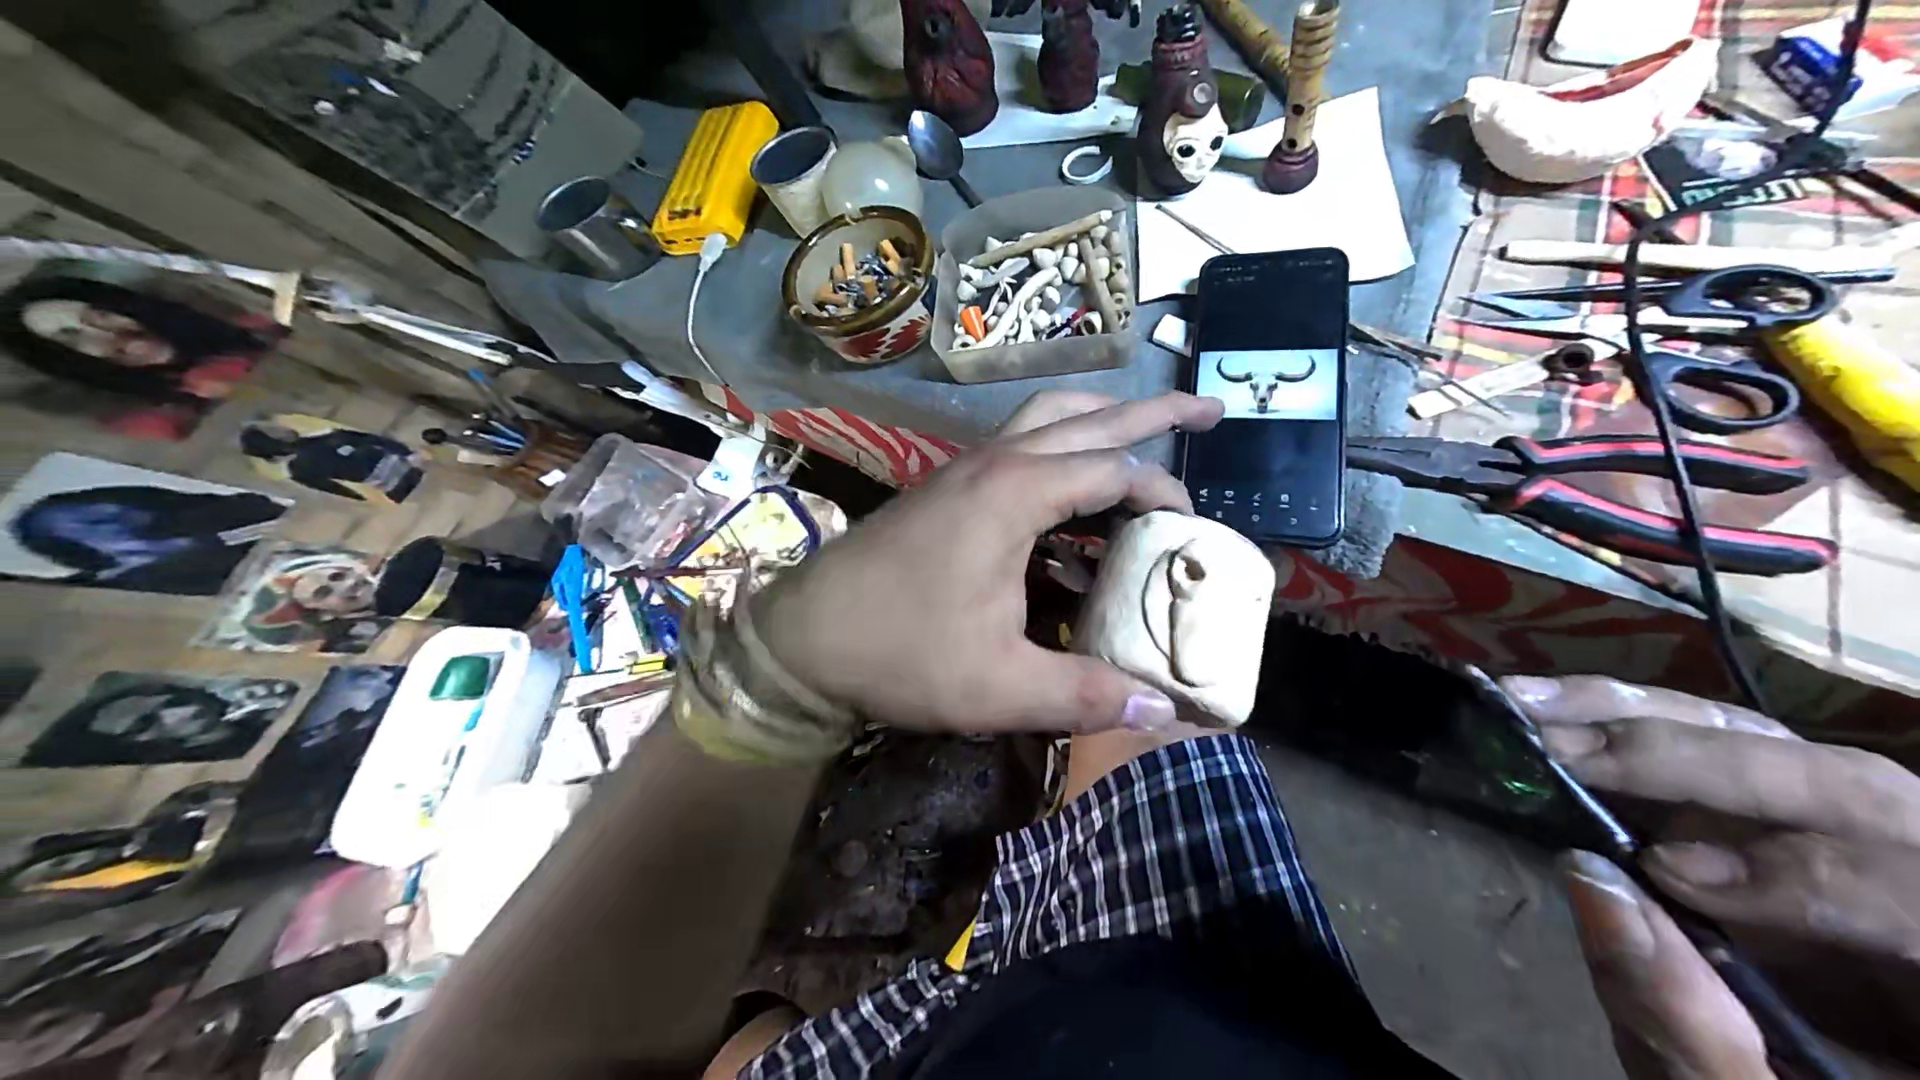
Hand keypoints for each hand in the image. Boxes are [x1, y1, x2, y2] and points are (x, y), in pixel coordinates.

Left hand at [755, 391, 1223, 734]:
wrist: (803, 636)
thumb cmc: (899, 654)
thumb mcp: (998, 687)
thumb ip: (1084, 694)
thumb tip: (1162, 712)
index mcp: (1015, 494)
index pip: (1115, 470)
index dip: (1164, 495)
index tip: (1193, 531)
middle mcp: (994, 462)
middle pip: (1088, 417)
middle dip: (1153, 413)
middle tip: (1208, 410)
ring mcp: (965, 468)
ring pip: (1047, 418)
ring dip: (1100, 417)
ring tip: (1144, 430)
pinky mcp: (946, 487)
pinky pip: (1019, 446)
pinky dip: (1060, 448)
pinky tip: (1072, 490)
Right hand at [1502, 675, 1919, 1076]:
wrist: (1761, 1074)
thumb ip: (1687, 1023)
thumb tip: (1587, 880)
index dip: (1810, 871)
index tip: (1662, 871)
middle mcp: (1912, 873)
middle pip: (1849, 786)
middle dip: (1692, 757)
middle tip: (1562, 750)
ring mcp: (1828, 835)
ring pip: (1768, 741)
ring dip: (1638, 718)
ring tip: (1527, 704)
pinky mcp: (1752, 818)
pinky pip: (1708, 745)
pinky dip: (1622, 722)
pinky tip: (1547, 710)